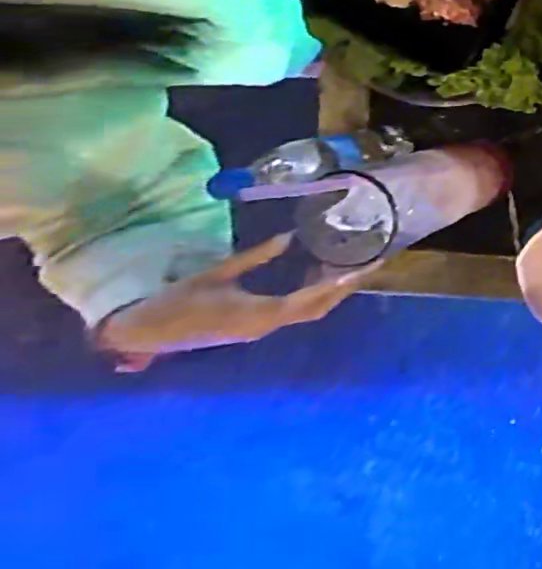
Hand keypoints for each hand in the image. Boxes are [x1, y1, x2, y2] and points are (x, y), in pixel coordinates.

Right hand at [94, 234, 379, 370]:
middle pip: (319, 307)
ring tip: (355, 266)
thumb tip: (289, 236)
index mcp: (257, 313)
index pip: (311, 299)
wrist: (141, 332)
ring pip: (311, 311)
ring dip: (333, 291)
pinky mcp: (256, 328)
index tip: (364, 269)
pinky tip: (323, 276)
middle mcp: (265, 325)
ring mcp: (261, 329)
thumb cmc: (177, 300)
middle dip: (346, 287)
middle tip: (372, 265)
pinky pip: (296, 312)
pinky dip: (316, 296)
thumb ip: (255, 256)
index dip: (340, 284)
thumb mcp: (217, 273)